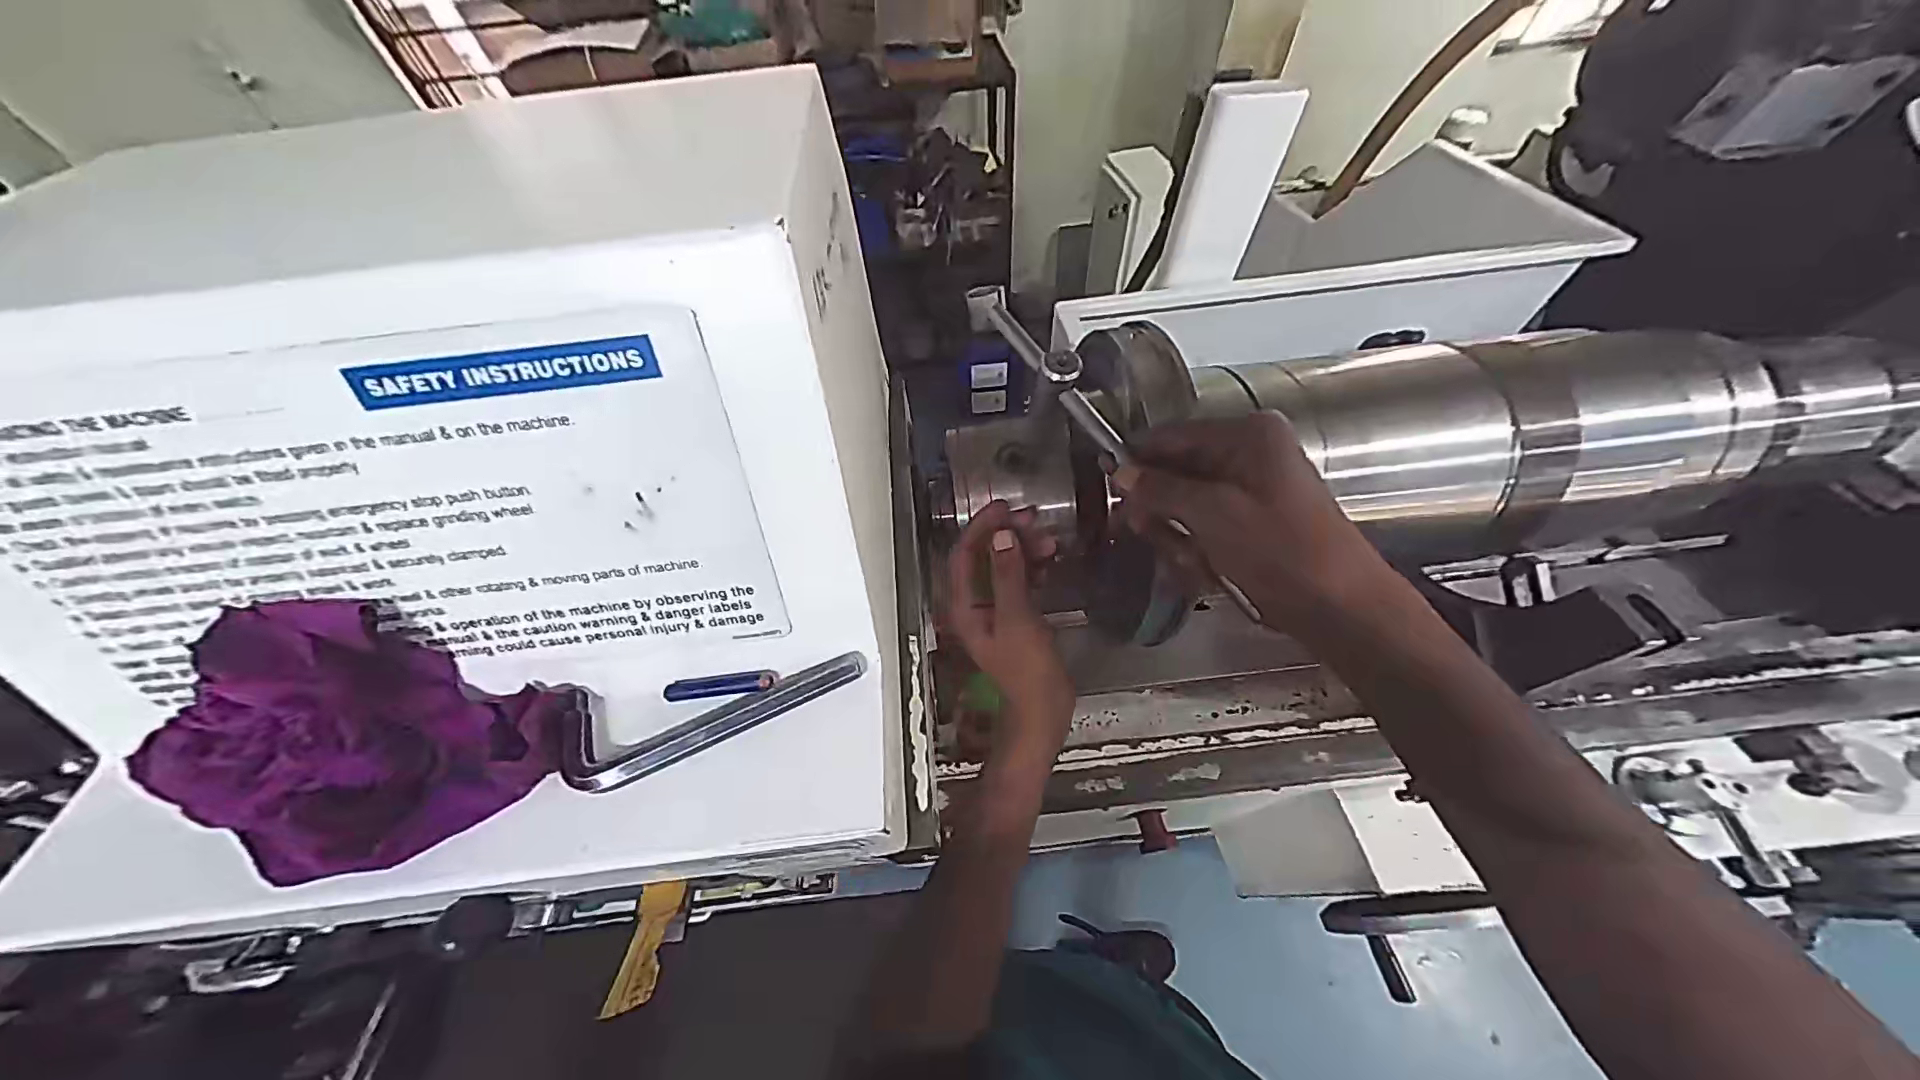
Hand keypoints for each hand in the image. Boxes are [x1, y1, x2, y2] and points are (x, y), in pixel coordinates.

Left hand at [943, 500, 1073, 763]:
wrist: (1043, 711)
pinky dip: (1032, 567)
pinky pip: (1019, 582)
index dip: (980, 528)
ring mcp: (995, 610)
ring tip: (1048, 539)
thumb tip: (1001, 537)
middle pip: (983, 558)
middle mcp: (974, 605)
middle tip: (1032, 519)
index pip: (963, 555)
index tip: (1004, 508)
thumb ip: (1008, 576)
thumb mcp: (1017, 618)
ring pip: (1003, 567)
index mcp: (964, 606)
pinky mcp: (1016, 617)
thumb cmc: (1026, 671)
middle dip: (1005, 535)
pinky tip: (1050, 559)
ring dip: (1022, 550)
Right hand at [1111, 411, 1398, 634]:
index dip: (1136, 461)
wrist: (1340, 607)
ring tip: (1193, 563)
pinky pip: (1205, 527)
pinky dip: (1198, 551)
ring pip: (1185, 506)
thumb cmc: (1280, 552)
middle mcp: (1250, 455)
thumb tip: (1121, 472)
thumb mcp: (1212, 515)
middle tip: (1149, 535)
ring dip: (1179, 537)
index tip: (1107, 488)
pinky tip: (1208, 573)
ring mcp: (1252, 489)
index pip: (1171, 436)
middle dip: (1161, 510)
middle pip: (1176, 472)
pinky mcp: (1252, 522)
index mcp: (1248, 436)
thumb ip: (1161, 489)